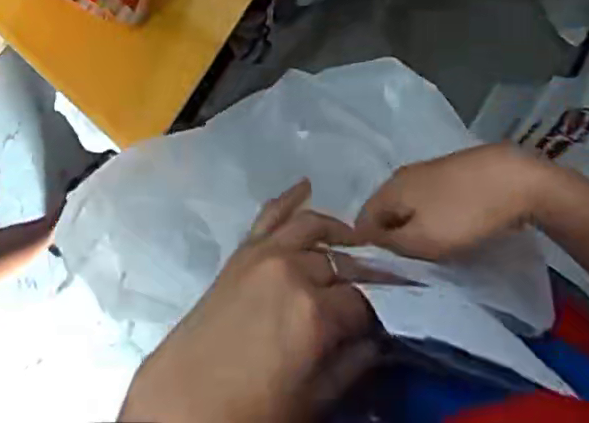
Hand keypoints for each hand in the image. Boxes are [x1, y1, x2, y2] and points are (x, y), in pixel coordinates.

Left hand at [120, 181, 380, 422]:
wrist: (192, 391)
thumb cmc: (258, 403)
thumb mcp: (319, 395)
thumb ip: (354, 362)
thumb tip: (380, 339)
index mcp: (314, 310)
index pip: (367, 303)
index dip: (385, 314)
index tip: (397, 321)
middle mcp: (289, 269)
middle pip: (341, 263)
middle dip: (366, 276)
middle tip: (388, 287)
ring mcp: (262, 253)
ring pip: (309, 227)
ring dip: (337, 231)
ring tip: (360, 241)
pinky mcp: (241, 251)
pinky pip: (269, 214)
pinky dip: (289, 198)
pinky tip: (306, 187)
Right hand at [351, 146, 563, 261]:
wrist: (513, 179)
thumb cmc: (464, 212)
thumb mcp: (425, 238)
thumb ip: (393, 244)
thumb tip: (367, 242)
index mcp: (387, 191)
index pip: (363, 220)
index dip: (367, 244)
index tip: (382, 270)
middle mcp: (399, 178)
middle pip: (385, 212)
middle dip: (391, 236)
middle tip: (408, 264)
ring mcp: (425, 174)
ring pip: (408, 206)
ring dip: (412, 227)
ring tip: (430, 251)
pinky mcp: (450, 176)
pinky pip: (429, 203)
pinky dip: (432, 219)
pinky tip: (449, 230)